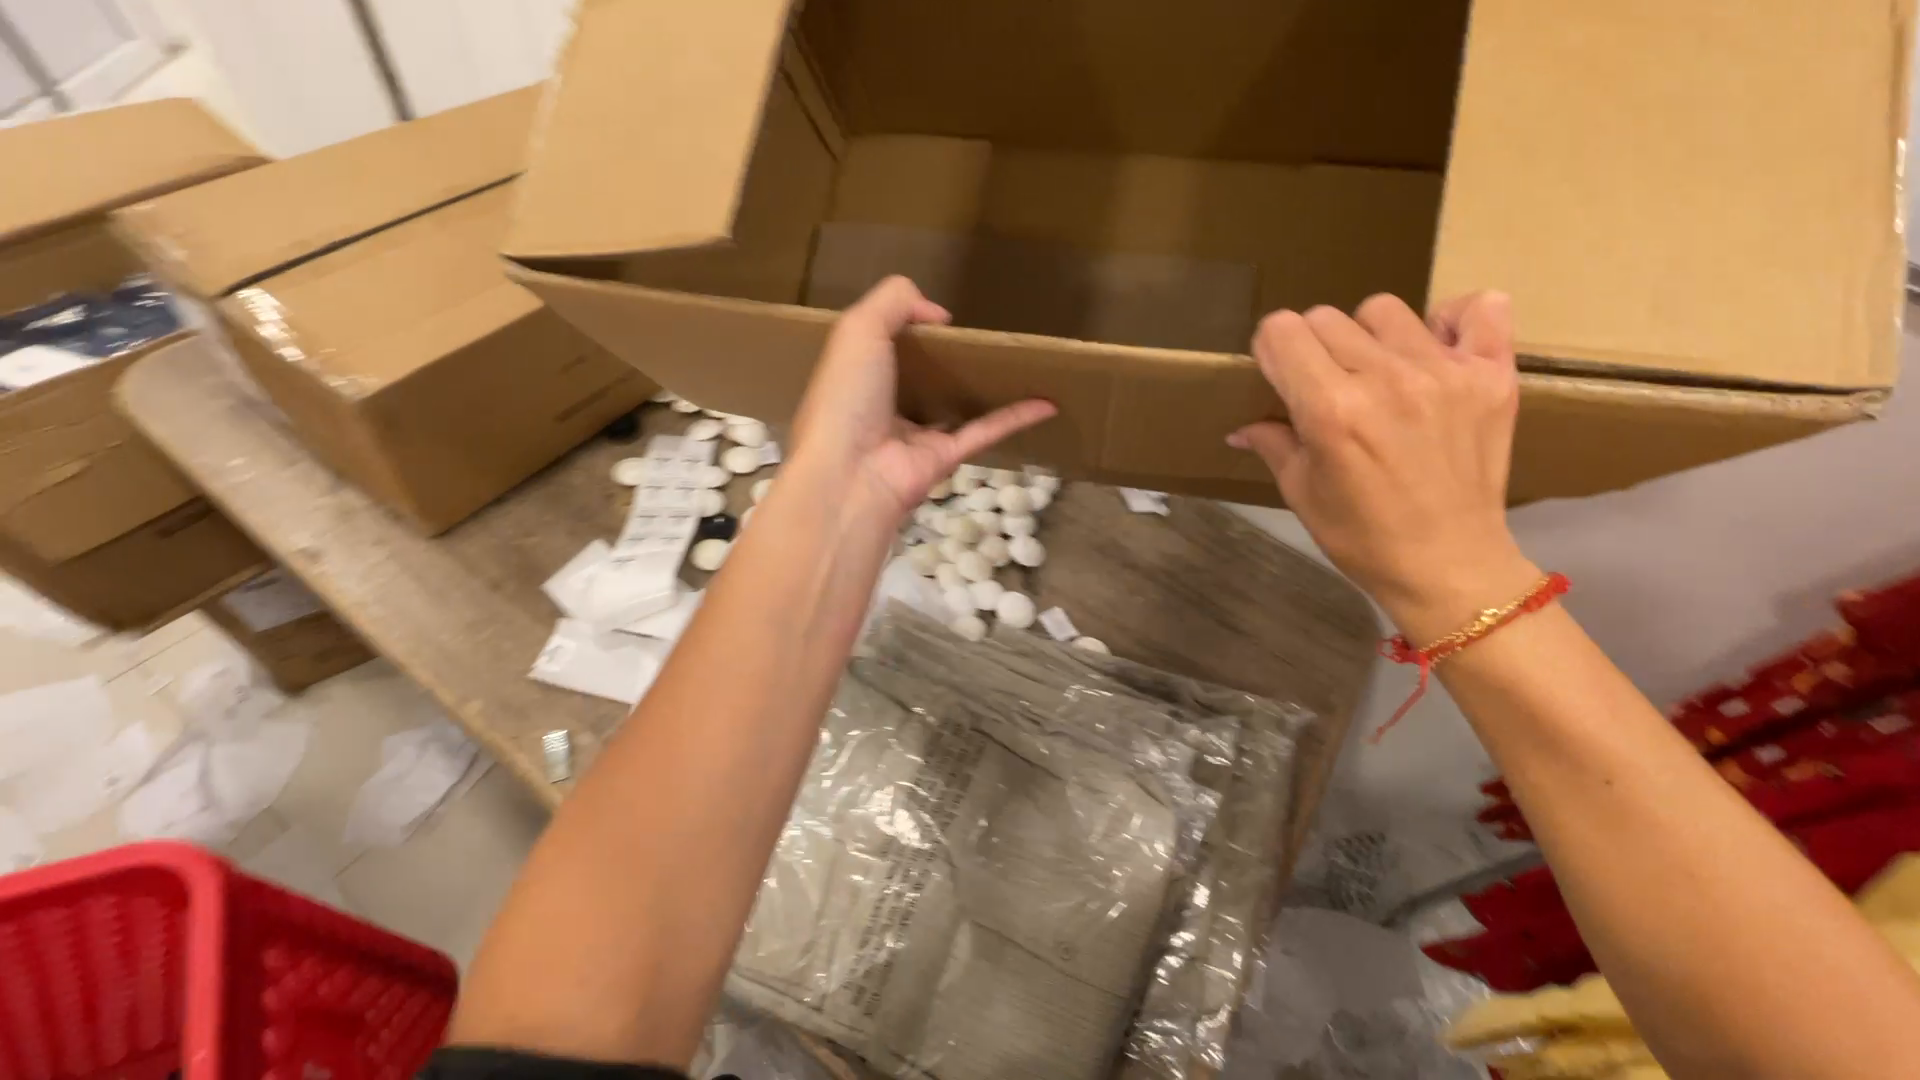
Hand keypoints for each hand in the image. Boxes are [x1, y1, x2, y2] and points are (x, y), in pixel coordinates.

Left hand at [790, 276, 1056, 522]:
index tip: (938, 316)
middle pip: (922, 379)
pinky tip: (1046, 402)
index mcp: (857, 378)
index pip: (883, 348)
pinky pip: (986, 432)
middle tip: (982, 336)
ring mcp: (917, 436)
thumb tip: (940, 315)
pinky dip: (1016, 417)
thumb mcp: (859, 330)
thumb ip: (895, 301)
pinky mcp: (946, 458)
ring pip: (957, 406)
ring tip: (1019, 365)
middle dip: (948, 359)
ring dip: (985, 388)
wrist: (848, 475)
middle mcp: (885, 407)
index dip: (906, 328)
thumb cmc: (846, 397)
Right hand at [1229, 292, 1537, 645]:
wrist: (1449, 565)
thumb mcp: (1301, 492)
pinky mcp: (1492, 376)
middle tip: (1325, 385)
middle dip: (1312, 347)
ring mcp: (1444, 373)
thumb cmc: (1362, 537)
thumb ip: (1274, 443)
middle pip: (1325, 317)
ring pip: (1384, 310)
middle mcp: (1386, 380)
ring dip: (1369, 336)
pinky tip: (1438, 350)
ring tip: (1379, 373)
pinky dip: (1455, 320)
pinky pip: (1480, 307)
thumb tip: (1242, 426)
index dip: (1271, 351)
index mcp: (1330, 411)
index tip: (1279, 375)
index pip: (1281, 331)